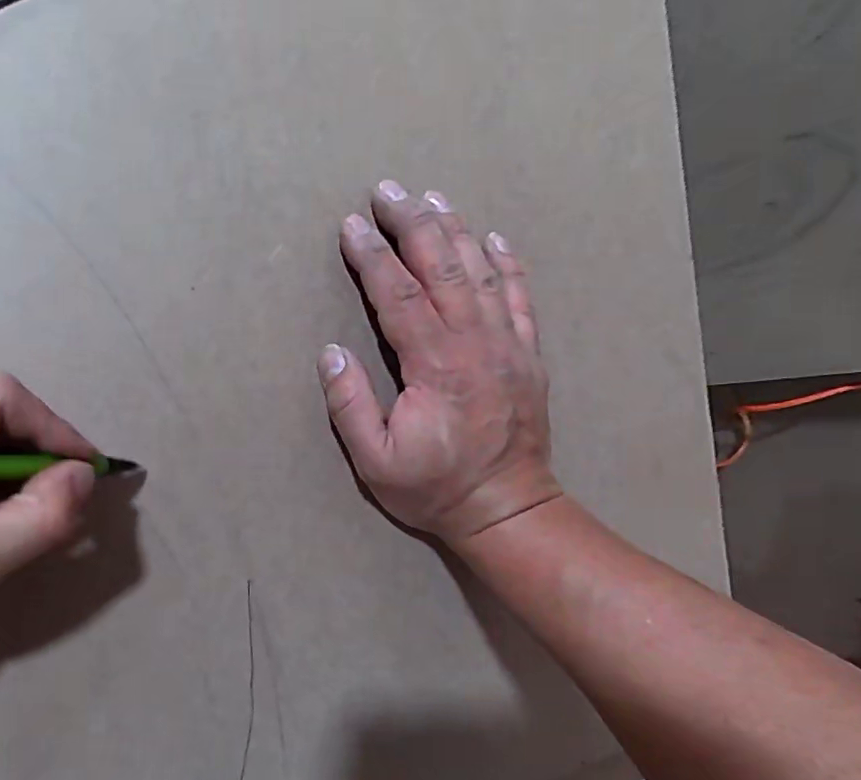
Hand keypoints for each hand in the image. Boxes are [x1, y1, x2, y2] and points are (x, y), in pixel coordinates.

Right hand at [321, 181, 560, 540]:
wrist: (506, 508)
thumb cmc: (435, 490)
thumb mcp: (376, 462)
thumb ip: (350, 406)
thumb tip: (331, 353)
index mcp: (435, 366)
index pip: (399, 295)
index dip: (372, 257)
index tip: (352, 226)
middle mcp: (475, 343)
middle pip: (441, 267)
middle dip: (412, 223)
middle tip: (388, 190)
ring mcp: (508, 346)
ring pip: (482, 272)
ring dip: (454, 230)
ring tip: (432, 198)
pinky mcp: (529, 357)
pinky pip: (521, 298)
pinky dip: (507, 263)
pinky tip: (492, 237)